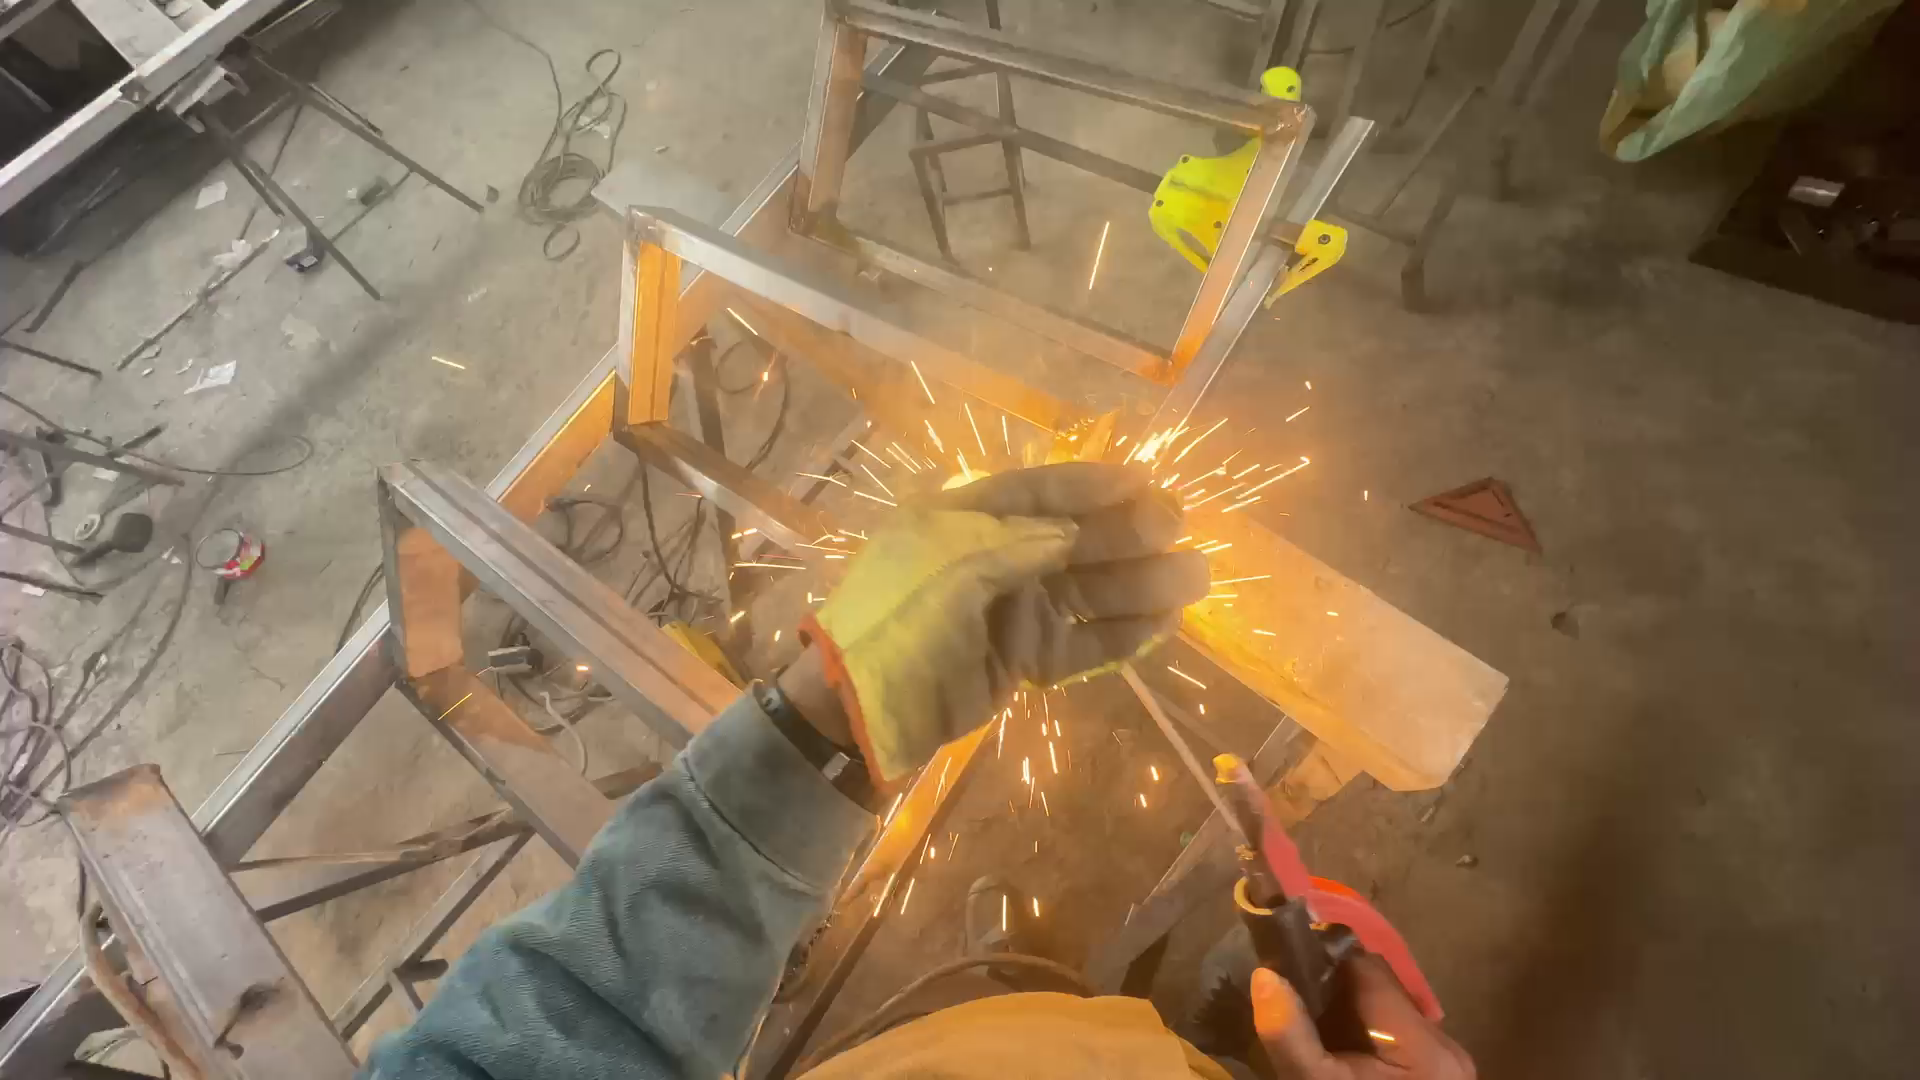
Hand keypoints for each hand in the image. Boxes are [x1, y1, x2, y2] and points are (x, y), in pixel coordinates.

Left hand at [803, 462, 1207, 781]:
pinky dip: (1120, 635)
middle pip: (1071, 540)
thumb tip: (1072, 532)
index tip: (1142, 482)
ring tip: (1195, 577)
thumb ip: (1016, 545)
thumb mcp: (950, 568)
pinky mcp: (1023, 658)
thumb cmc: (896, 621)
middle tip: (1179, 526)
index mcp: (962, 521)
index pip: (1034, 492)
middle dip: (1125, 532)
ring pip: (1085, 592)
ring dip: (1138, 584)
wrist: (860, 710)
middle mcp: (992, 559)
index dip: (1088, 485)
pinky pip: (1080, 643)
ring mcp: (1009, 611)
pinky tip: (1164, 623)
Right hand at [1252, 957, 1474, 1079]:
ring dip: (1342, 1011)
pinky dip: (1360, 1037)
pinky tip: (1335, 1057)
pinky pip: (1393, 1039)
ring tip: (1306, 1030)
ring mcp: (1448, 1070)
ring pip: (1382, 1011)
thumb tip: (1264, 974)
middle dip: (1329, 987)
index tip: (1281, 968)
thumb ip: (1289, 1034)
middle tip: (1288, 1002)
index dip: (1319, 958)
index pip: (1364, 965)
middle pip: (1375, 986)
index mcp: (1425, 1046)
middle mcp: (1447, 1048)